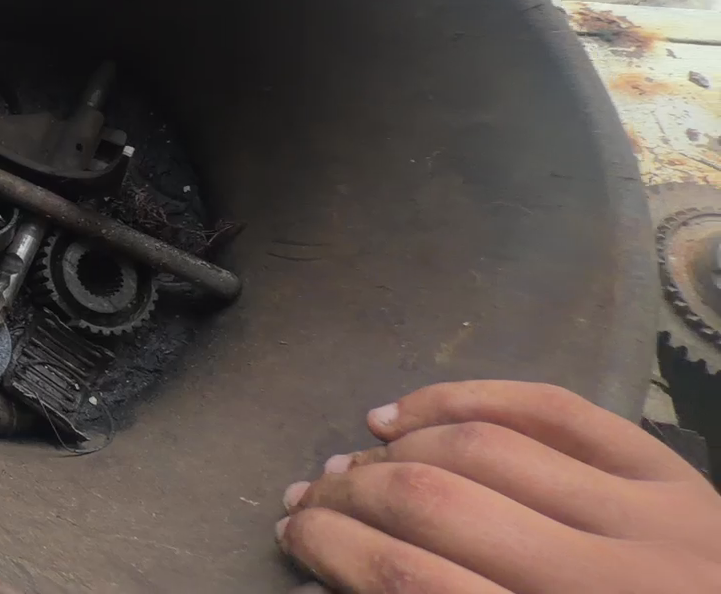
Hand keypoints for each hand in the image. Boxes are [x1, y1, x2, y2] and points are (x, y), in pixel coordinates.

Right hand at [277, 380, 720, 592]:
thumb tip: (316, 578)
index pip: (408, 580)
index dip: (328, 548)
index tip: (291, 536)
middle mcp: (624, 585)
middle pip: (434, 503)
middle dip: (345, 494)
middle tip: (308, 498)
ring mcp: (667, 524)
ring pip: (477, 447)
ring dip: (389, 452)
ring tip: (352, 464)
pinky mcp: (681, 478)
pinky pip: (548, 407)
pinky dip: (458, 397)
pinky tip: (402, 417)